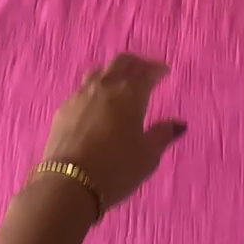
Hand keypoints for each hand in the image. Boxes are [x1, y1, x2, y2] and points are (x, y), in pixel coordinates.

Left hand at [38, 54, 186, 210]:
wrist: (69, 182)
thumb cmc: (116, 168)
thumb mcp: (148, 156)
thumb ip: (163, 135)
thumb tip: (178, 123)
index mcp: (131, 93)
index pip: (147, 72)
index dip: (157, 69)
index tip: (164, 72)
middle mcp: (106, 85)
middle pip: (122, 62)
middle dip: (136, 63)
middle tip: (144, 70)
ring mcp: (83, 93)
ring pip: (100, 71)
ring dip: (113, 72)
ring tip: (119, 82)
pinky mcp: (65, 106)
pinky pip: (83, 88)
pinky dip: (94, 88)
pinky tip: (95, 102)